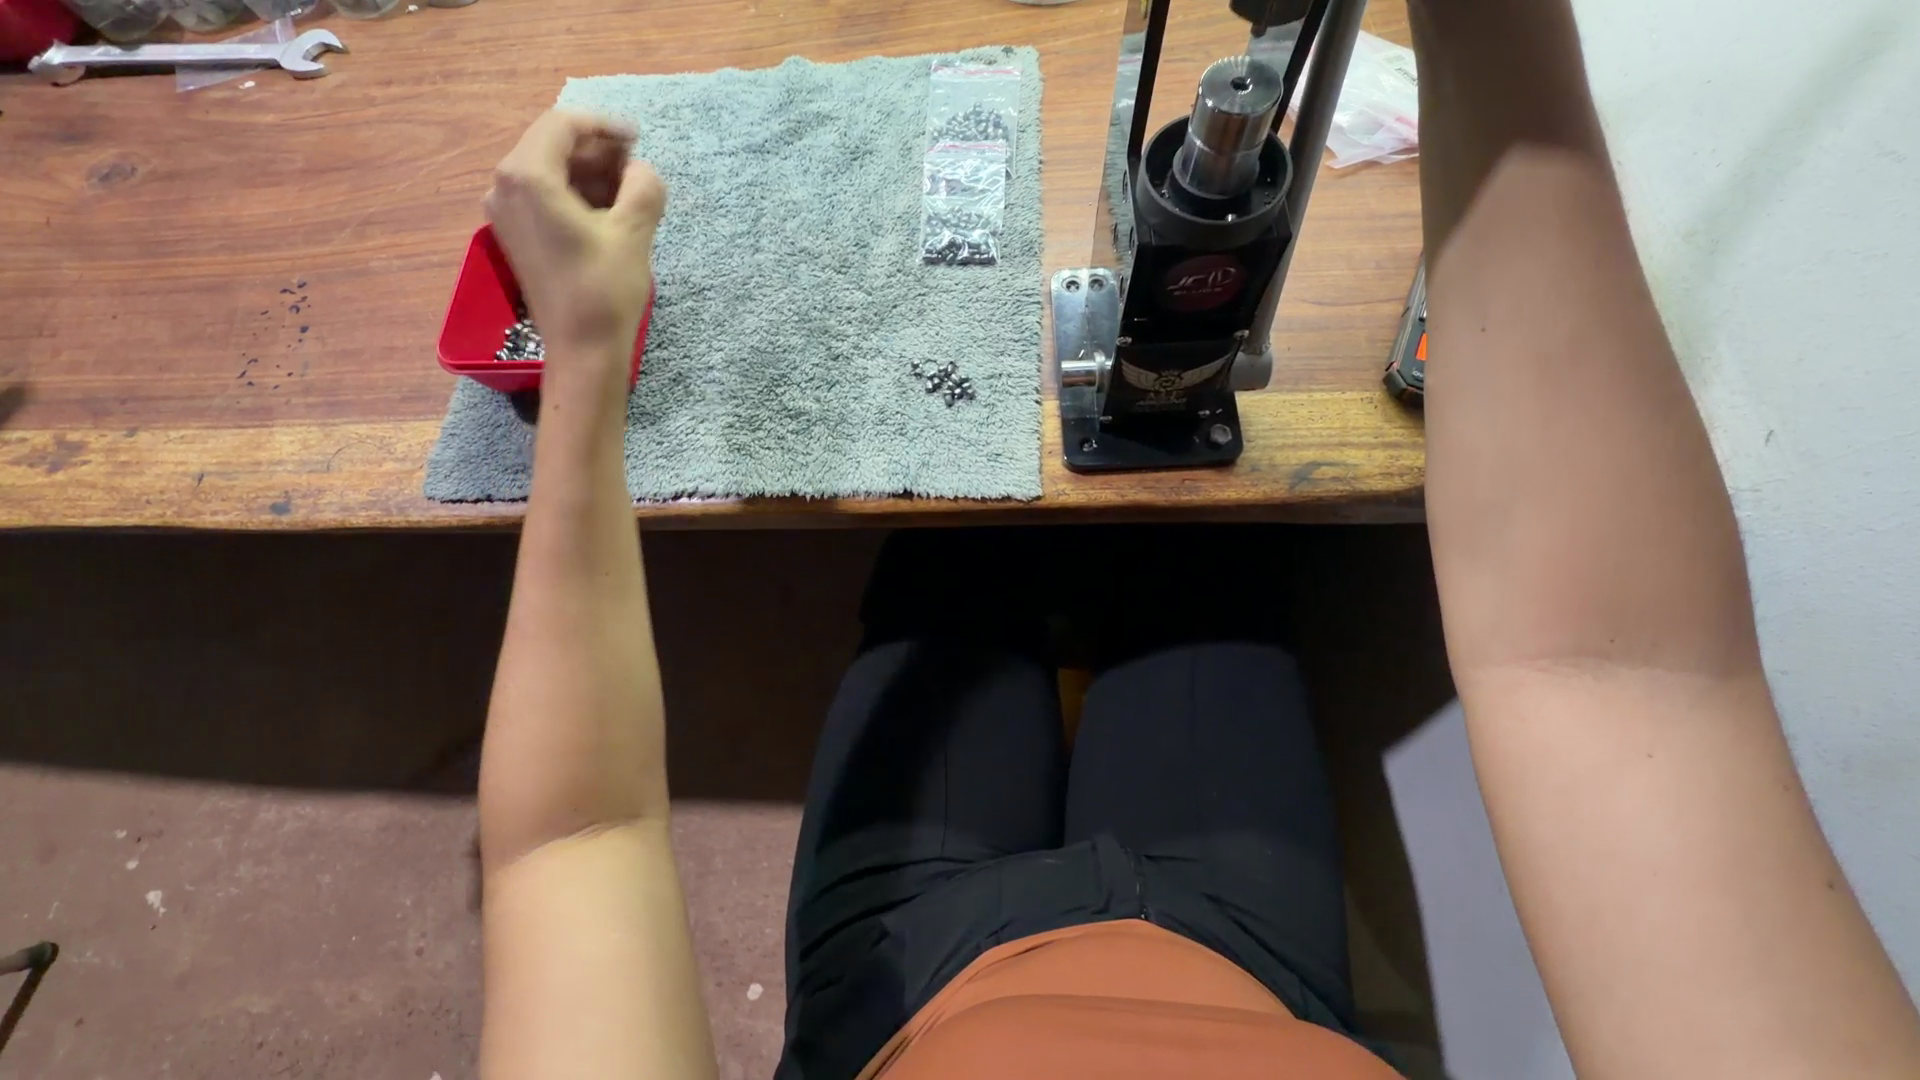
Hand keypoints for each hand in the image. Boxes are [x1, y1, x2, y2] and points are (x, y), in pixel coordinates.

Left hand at [485, 110, 667, 374]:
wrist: (581, 351)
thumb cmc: (604, 290)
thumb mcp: (634, 233)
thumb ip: (643, 187)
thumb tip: (641, 171)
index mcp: (527, 176)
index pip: (563, 125)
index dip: (604, 126)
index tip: (639, 140)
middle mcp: (504, 186)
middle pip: (552, 146)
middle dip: (597, 151)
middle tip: (638, 167)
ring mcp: (505, 213)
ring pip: (548, 172)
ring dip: (589, 174)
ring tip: (630, 191)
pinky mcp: (516, 237)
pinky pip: (544, 198)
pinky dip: (575, 196)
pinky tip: (608, 212)